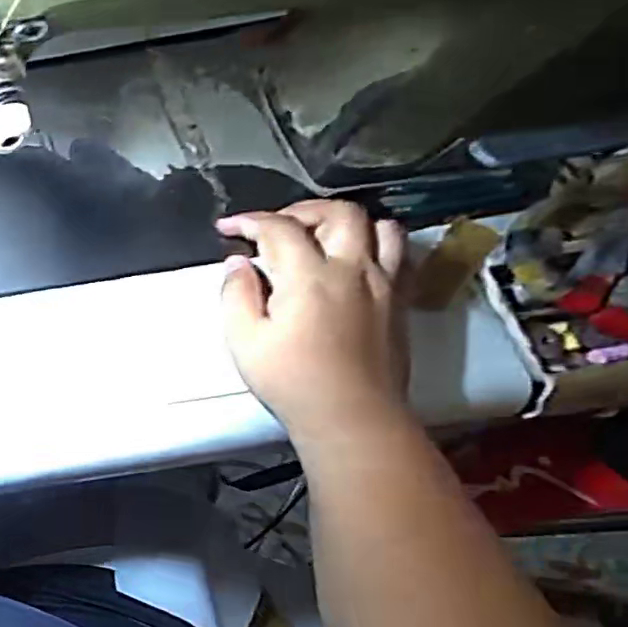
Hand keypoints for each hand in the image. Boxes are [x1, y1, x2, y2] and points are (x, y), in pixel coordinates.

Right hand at [217, 200, 408, 444]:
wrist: (351, 416)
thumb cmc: (292, 381)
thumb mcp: (244, 341)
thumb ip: (236, 294)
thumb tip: (238, 264)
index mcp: (310, 276)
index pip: (280, 228)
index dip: (250, 221)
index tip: (229, 226)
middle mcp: (353, 269)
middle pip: (337, 212)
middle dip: (301, 210)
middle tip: (275, 226)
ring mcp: (383, 284)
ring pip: (378, 226)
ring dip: (344, 223)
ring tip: (319, 238)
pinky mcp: (398, 302)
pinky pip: (396, 254)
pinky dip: (373, 245)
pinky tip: (352, 263)